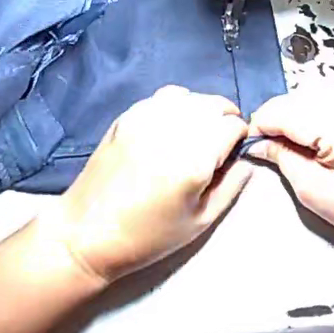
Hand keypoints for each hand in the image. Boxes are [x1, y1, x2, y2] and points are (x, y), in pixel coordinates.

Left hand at [37, 86, 251, 283]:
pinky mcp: (127, 116)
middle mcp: (171, 129)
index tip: (233, 154)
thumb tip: (245, 160)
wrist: (88, 232)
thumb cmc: (148, 235)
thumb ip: (231, 186)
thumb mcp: (201, 220)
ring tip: (196, 134)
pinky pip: (162, 98)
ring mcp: (145, 117)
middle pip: (214, 104)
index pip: (233, 125)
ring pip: (189, 96)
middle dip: (224, 119)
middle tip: (220, 144)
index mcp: (194, 158)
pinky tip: (171, 129)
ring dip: (201, 110)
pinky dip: (176, 107)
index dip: (240, 138)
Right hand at [247, 89, 333, 262]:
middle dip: (277, 121)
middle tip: (265, 145)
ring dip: (293, 117)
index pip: (285, 112)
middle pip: (296, 100)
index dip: (261, 126)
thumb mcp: (313, 190)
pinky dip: (312, 116)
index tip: (249, 142)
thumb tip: (256, 141)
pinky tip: (310, 137)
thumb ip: (281, 157)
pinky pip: (327, 101)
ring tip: (288, 144)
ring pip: (309, 97)